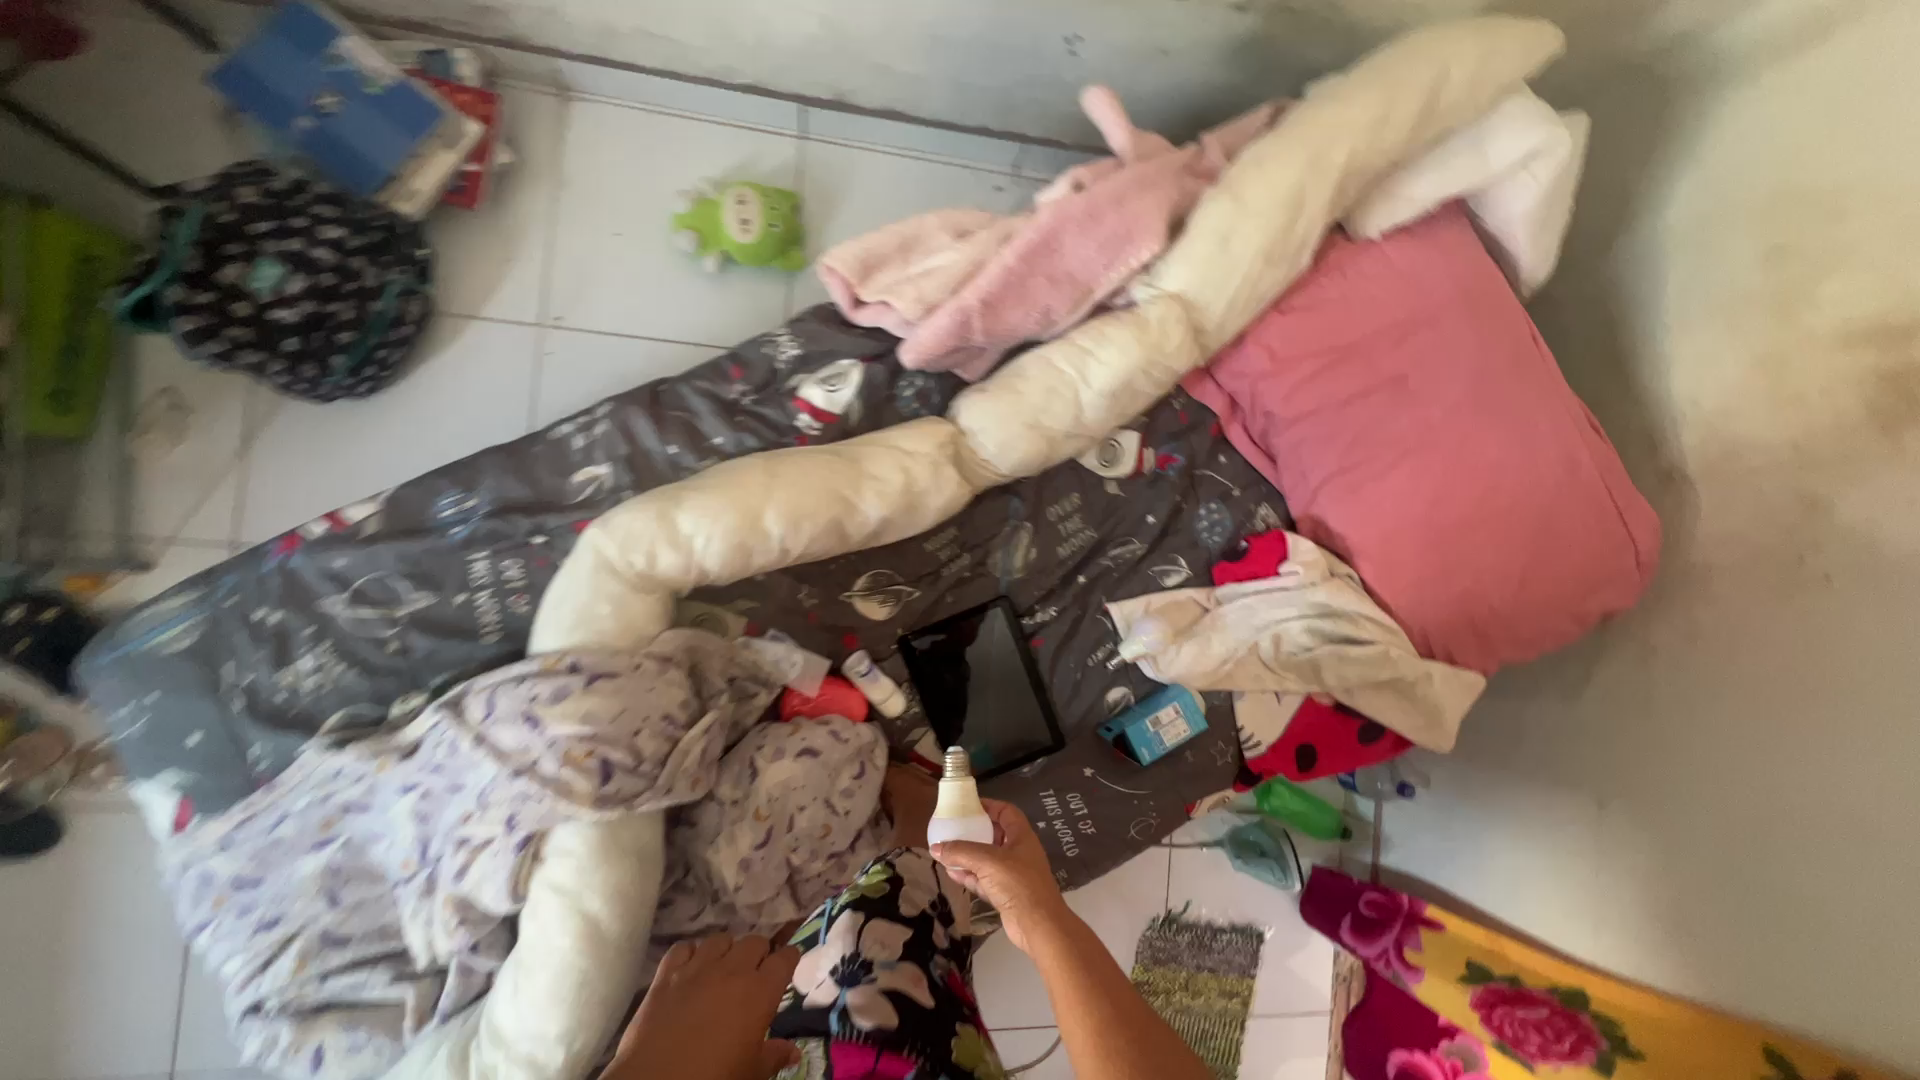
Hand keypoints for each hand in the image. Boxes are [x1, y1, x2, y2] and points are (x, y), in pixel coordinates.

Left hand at [607, 934, 801, 1079]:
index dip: (789, 958)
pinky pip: (683, 948)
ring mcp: (697, 968)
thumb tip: (794, 1052)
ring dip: (726, 950)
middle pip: (755, 942)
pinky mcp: (666, 974)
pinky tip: (690, 969)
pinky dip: (689, 954)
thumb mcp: (751, 1074)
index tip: (789, 963)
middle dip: (759, 953)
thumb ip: (774, 1056)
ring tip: (723, 968)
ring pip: (720, 939)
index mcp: (759, 992)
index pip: (785, 958)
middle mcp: (732, 970)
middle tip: (754, 973)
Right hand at [931, 799, 1067, 953]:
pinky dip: (969, 876)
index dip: (989, 806)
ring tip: (947, 851)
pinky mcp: (1005, 894)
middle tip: (953, 828)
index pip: (1006, 812)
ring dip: (968, 856)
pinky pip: (984, 880)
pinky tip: (952, 873)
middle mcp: (1018, 852)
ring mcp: (1012, 874)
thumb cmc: (1018, 884)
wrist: (1038, 926)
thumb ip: (961, 852)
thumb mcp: (988, 861)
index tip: (968, 805)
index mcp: (1021, 836)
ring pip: (987, 859)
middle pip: (994, 835)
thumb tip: (935, 848)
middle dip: (974, 832)